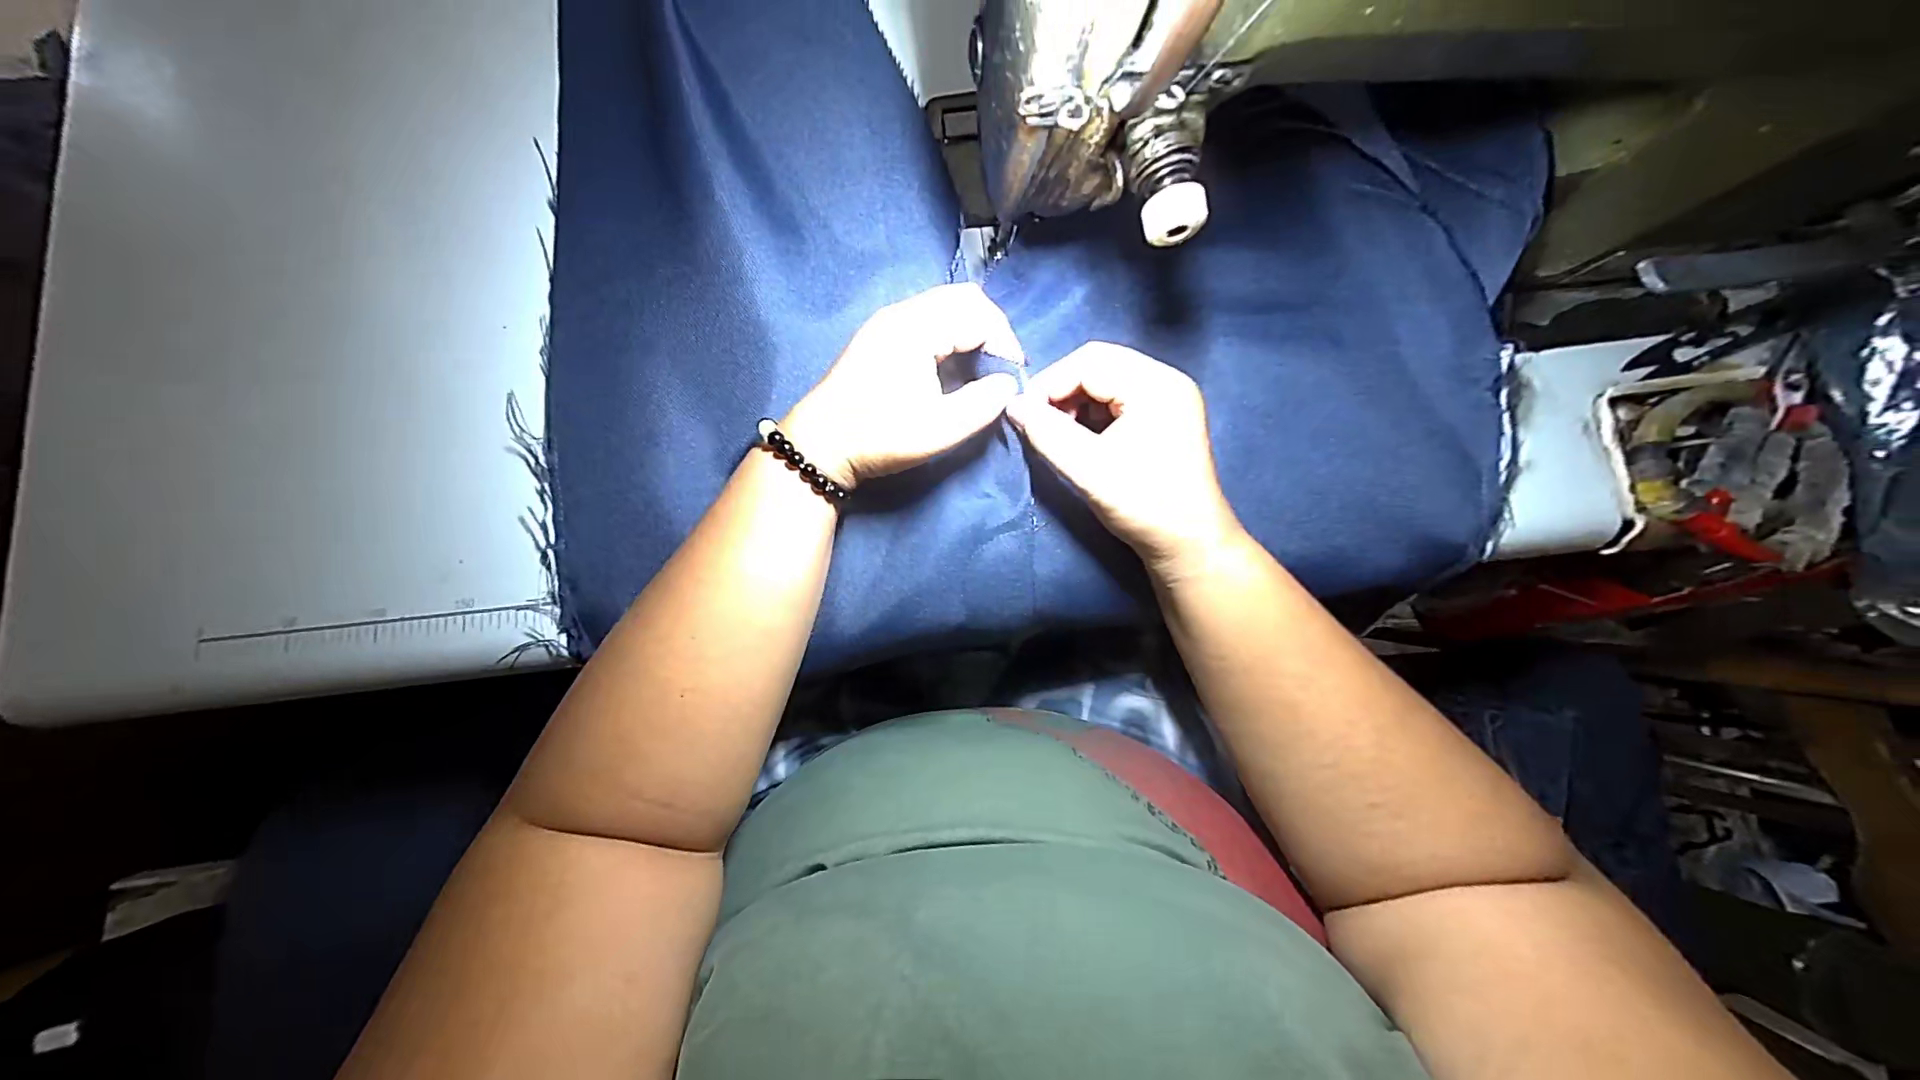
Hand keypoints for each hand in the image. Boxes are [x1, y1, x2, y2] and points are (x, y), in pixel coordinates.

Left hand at [780, 284, 1023, 488]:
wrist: (820, 445)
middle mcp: (901, 313)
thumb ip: (983, 403)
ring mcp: (887, 321)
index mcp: (916, 327)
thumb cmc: (879, 436)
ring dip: (971, 332)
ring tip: (980, 369)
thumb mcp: (940, 428)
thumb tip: (1008, 383)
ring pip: (945, 306)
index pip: (979, 314)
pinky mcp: (880, 336)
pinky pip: (928, 319)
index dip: (1005, 343)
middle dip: (991, 330)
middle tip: (1000, 367)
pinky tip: (951, 369)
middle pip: (964, 299)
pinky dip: (950, 335)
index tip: (1013, 377)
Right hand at [1007, 342, 1244, 577]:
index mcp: (1155, 385)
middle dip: (1062, 391)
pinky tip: (1082, 439)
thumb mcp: (1087, 468)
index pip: (1089, 361)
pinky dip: (1093, 413)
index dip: (1050, 384)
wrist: (1189, 544)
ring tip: (1059, 434)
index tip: (1023, 415)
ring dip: (1075, 402)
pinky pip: (1119, 398)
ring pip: (1106, 381)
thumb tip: (1013, 405)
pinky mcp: (1165, 417)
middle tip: (1038, 423)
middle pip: (1099, 364)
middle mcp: (1166, 380)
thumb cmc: (1143, 504)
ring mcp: (1169, 398)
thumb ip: (1045, 432)